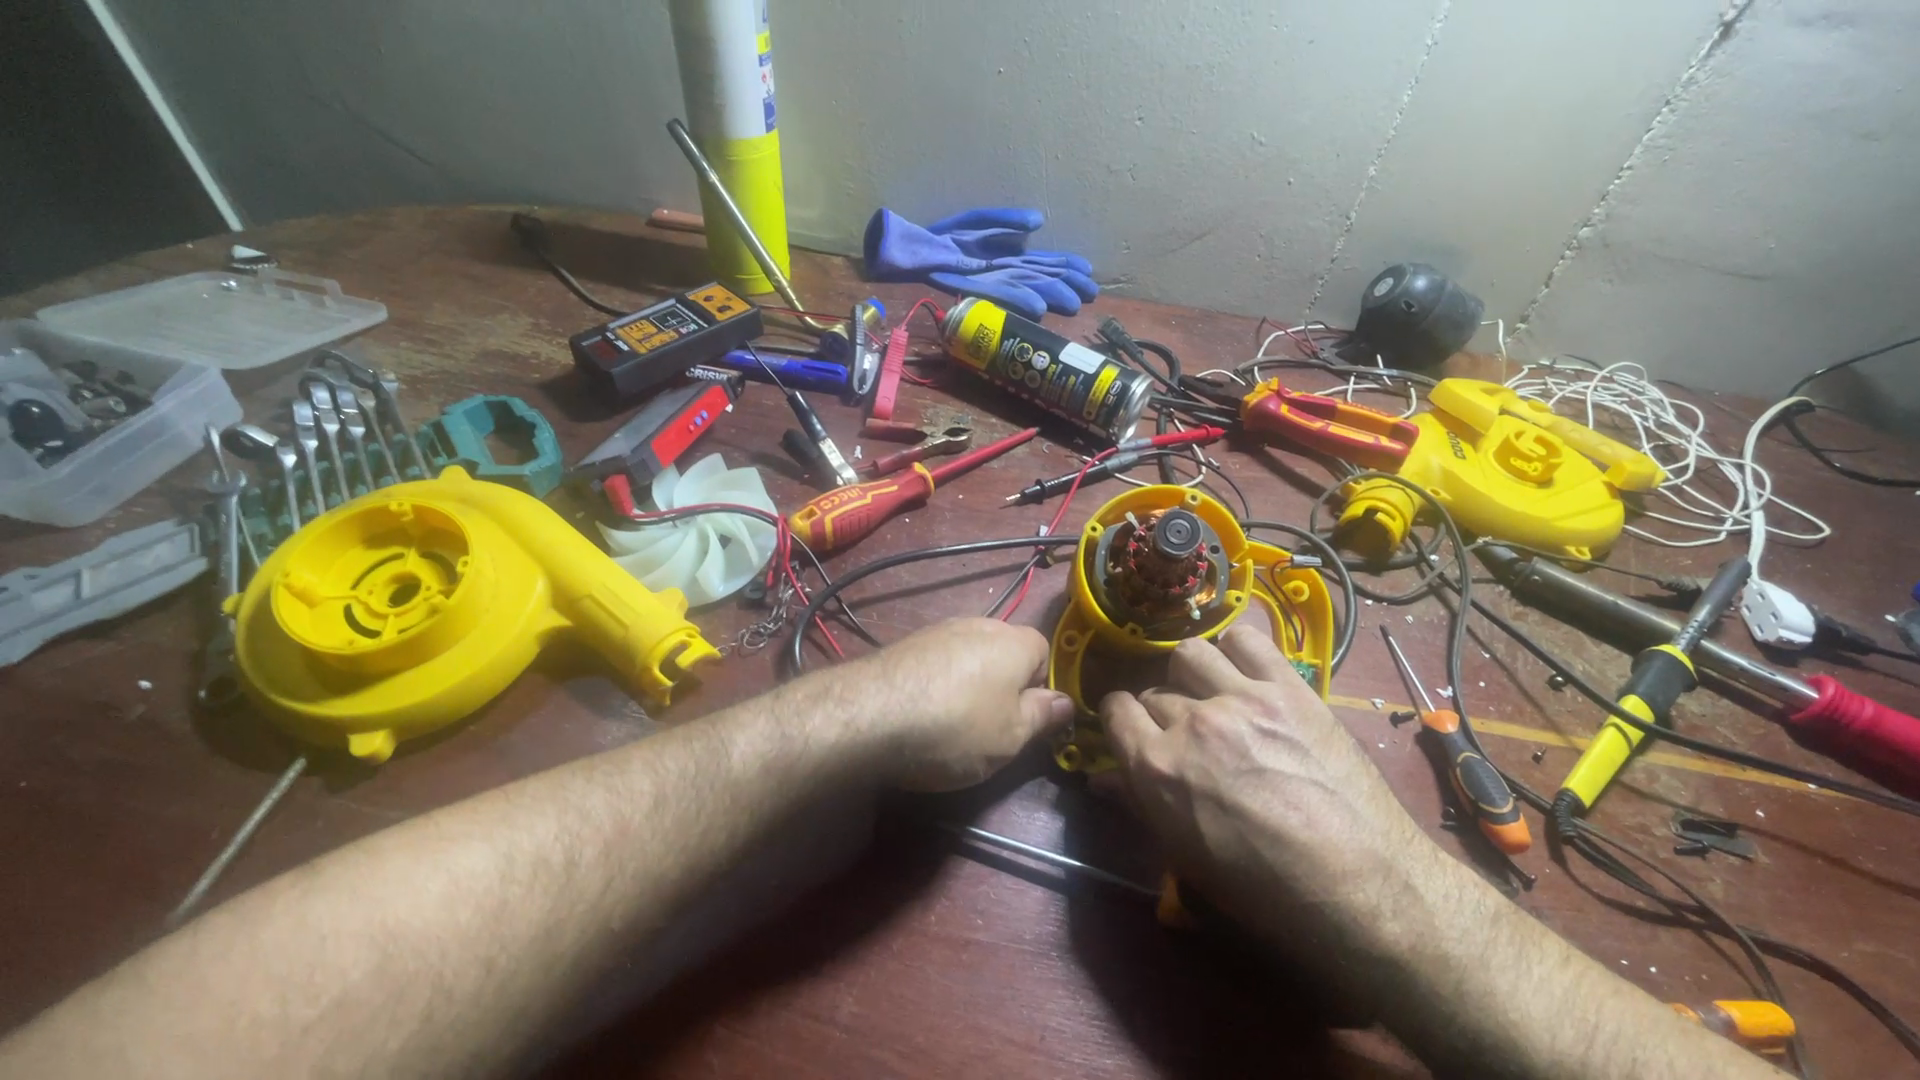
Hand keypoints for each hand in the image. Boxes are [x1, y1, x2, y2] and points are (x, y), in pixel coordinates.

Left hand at [851, 617, 1074, 790]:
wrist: (870, 713)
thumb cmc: (956, 727)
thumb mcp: (1011, 736)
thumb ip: (1042, 716)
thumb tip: (1065, 701)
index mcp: (1015, 642)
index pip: (1044, 650)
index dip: (1040, 685)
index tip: (1027, 718)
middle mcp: (979, 624)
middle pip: (1003, 651)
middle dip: (1002, 684)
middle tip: (991, 726)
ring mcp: (938, 631)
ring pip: (968, 656)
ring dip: (967, 683)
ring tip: (951, 724)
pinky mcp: (905, 644)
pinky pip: (936, 662)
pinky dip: (936, 684)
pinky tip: (922, 713)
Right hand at [1100, 623, 1449, 969]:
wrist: (1360, 885)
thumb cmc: (1264, 889)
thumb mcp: (1186, 857)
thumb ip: (1139, 805)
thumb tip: (1102, 778)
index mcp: (1156, 767)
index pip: (1115, 710)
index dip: (1122, 721)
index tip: (1135, 733)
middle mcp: (1190, 723)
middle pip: (1155, 690)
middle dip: (1161, 712)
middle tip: (1188, 737)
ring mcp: (1241, 699)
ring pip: (1190, 654)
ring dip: (1192, 675)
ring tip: (1213, 697)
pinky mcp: (1288, 688)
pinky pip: (1245, 639)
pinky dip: (1236, 650)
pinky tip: (1245, 675)